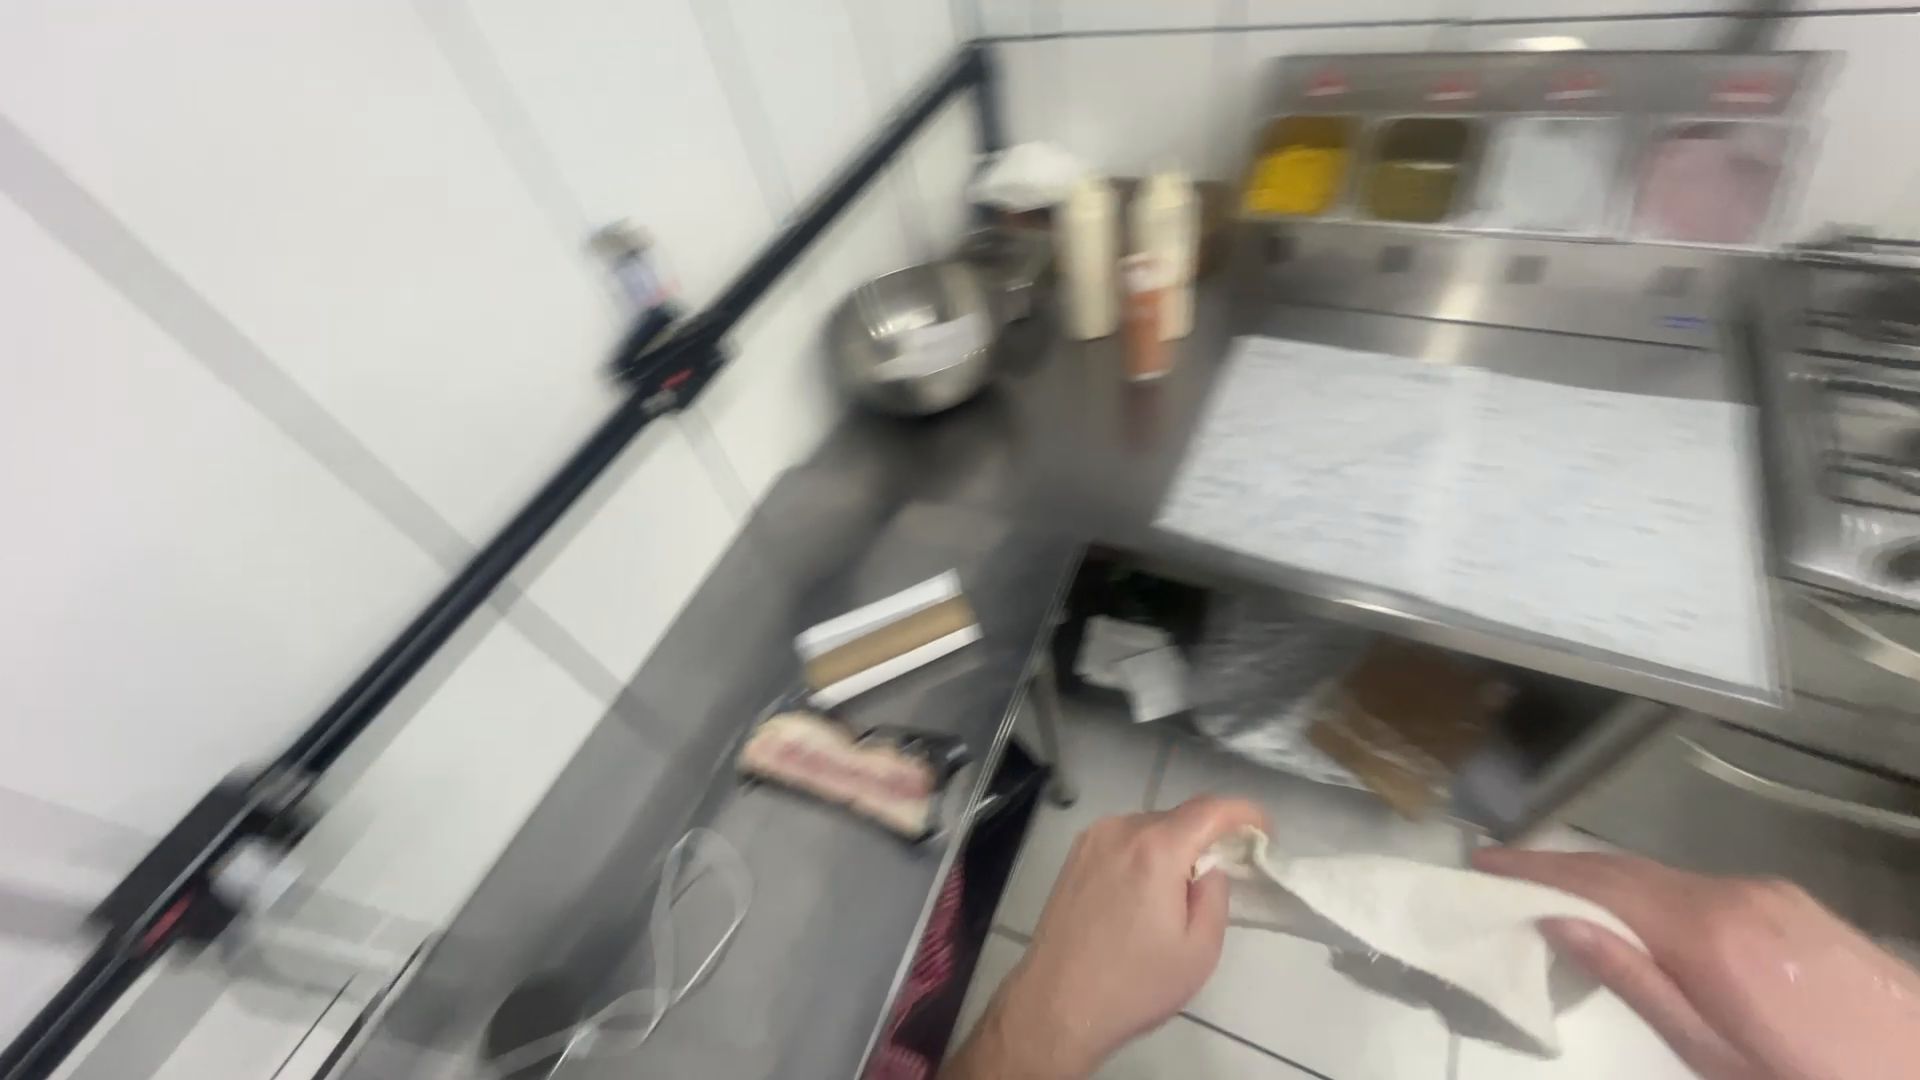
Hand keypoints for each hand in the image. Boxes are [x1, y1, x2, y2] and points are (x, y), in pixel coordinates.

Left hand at [946, 797, 1268, 1079]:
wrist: (1058, 1000)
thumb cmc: (1135, 982)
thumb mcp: (1198, 950)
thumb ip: (1215, 896)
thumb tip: (1211, 867)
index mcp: (1155, 849)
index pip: (1209, 810)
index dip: (1243, 812)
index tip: (1266, 829)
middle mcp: (1121, 829)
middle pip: (1178, 817)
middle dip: (1207, 836)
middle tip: (1227, 870)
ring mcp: (1093, 837)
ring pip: (1148, 827)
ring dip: (1173, 846)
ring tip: (1181, 890)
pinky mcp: (1075, 852)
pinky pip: (1123, 838)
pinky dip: (1144, 852)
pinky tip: (1144, 891)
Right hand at [1475, 846, 1919, 1079]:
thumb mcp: (1718, 1058)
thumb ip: (1635, 982)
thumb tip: (1554, 920)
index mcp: (1705, 931)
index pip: (1594, 882)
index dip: (1530, 868)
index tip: (1478, 860)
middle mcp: (1731, 893)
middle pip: (1620, 867)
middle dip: (1558, 867)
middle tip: (1503, 873)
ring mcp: (1768, 893)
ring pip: (1659, 874)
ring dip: (1604, 878)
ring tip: (1560, 892)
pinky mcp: (1796, 903)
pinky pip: (1698, 885)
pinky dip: (1652, 890)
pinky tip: (1643, 913)